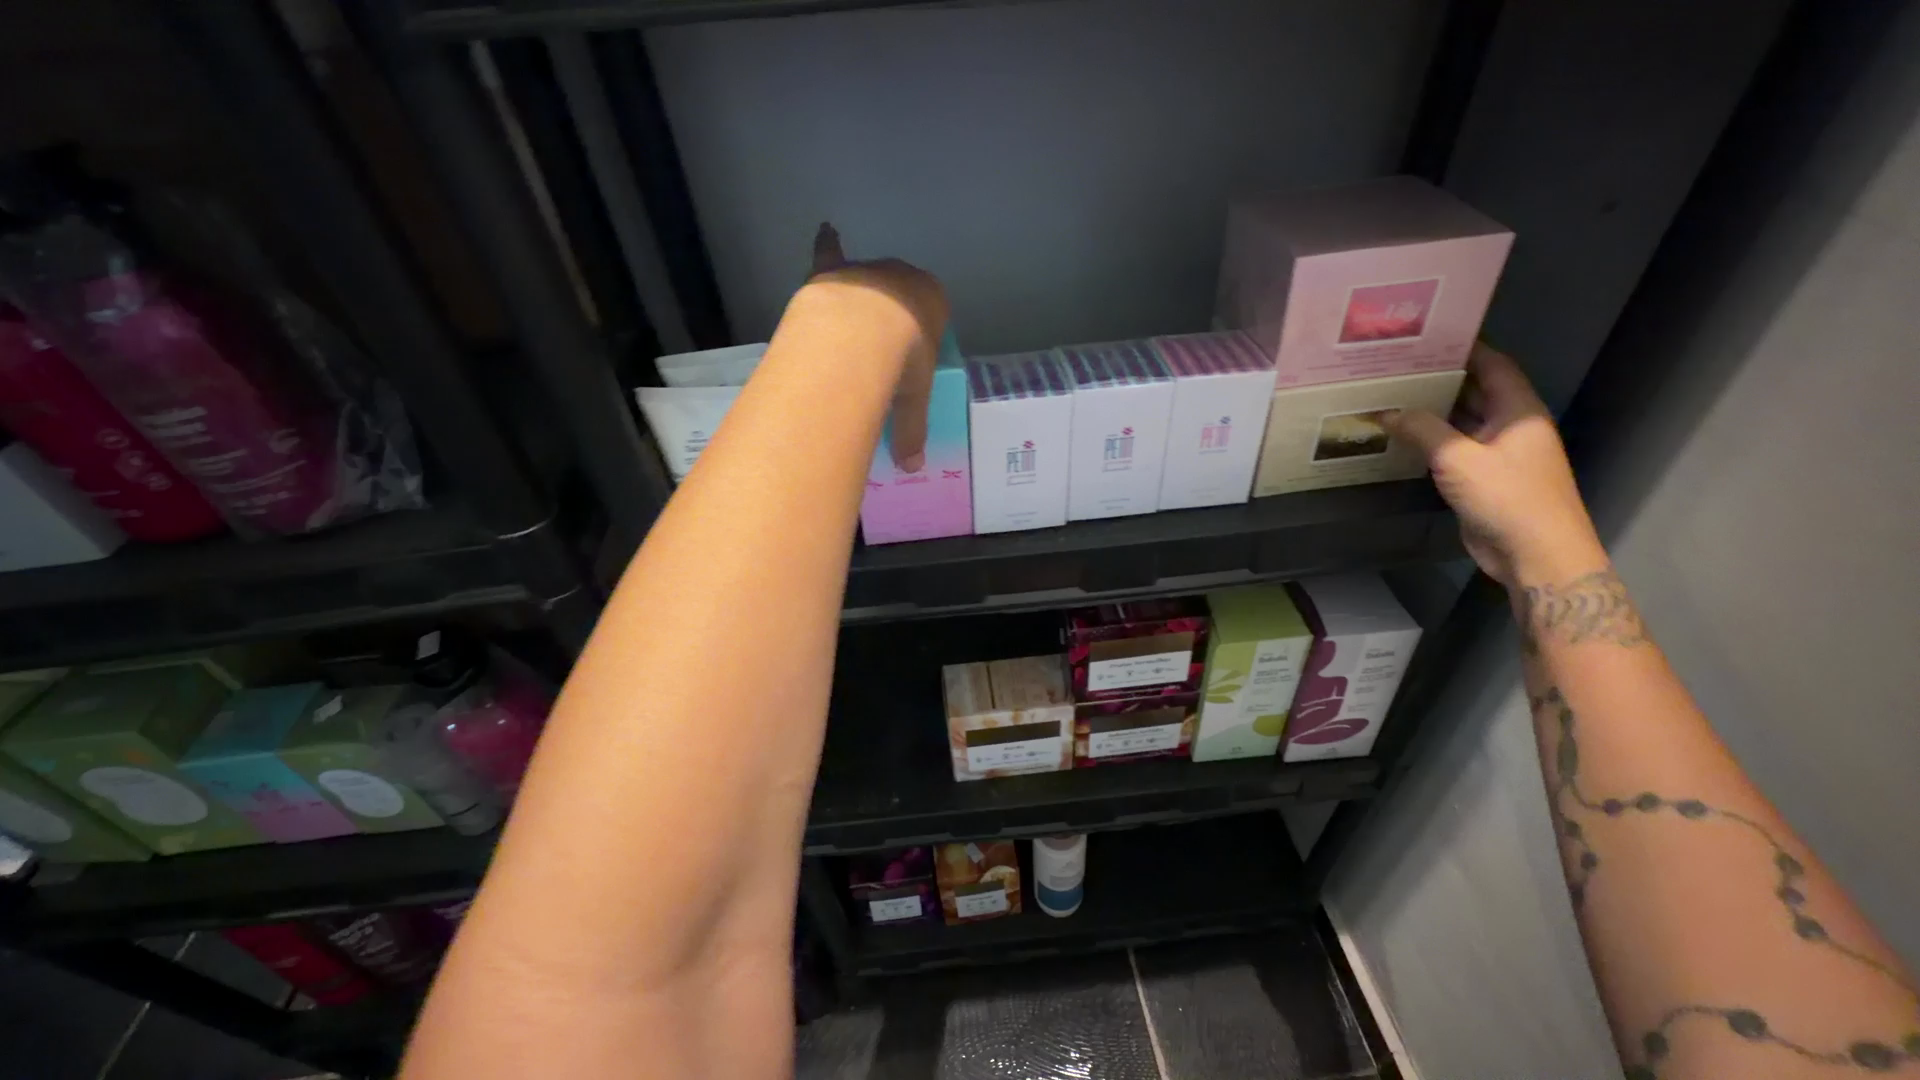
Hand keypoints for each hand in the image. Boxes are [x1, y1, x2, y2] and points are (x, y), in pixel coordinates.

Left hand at [803, 223, 947, 471]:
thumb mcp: (911, 401)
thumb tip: (912, 467)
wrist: (860, 332)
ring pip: (867, 282)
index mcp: (935, 302)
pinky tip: (825, 230)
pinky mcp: (834, 270)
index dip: (921, 336)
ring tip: (852, 321)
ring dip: (862, 298)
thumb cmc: (901, 363)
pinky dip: (828, 244)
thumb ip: (909, 431)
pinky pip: (832, 251)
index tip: (911, 358)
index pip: (933, 314)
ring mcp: (867, 270)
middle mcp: (904, 277)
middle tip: (880, 348)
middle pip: (900, 296)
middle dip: (891, 318)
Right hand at [1385, 344, 1603, 585]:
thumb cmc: (1507, 498)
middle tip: (1397, 366)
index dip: (1465, 348)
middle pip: (1475, 391)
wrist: (1536, 554)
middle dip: (1440, 379)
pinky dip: (1431, 441)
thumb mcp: (1458, 459)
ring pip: (1462, 422)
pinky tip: (1402, 436)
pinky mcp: (1485, 479)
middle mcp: (1512, 425)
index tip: (1427, 337)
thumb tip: (1387, 411)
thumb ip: (1422, 430)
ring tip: (1391, 395)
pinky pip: (1455, 450)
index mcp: (1519, 410)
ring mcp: (1500, 454)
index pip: (1493, 364)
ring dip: (1432, 412)